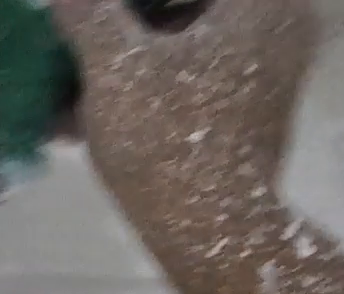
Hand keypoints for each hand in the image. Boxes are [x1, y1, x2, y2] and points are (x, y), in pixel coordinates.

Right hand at [51, 0, 317, 247]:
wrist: (204, 221)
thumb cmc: (167, 138)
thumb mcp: (116, 72)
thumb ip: (92, 19)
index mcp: (259, 1)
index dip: (124, 5)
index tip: (89, 16)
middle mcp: (276, 24)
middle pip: (187, 10)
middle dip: (123, 27)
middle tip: (75, 45)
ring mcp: (263, 71)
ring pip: (181, 48)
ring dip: (122, 62)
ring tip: (67, 88)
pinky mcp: (242, 112)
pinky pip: (184, 83)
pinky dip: (138, 91)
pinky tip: (86, 116)